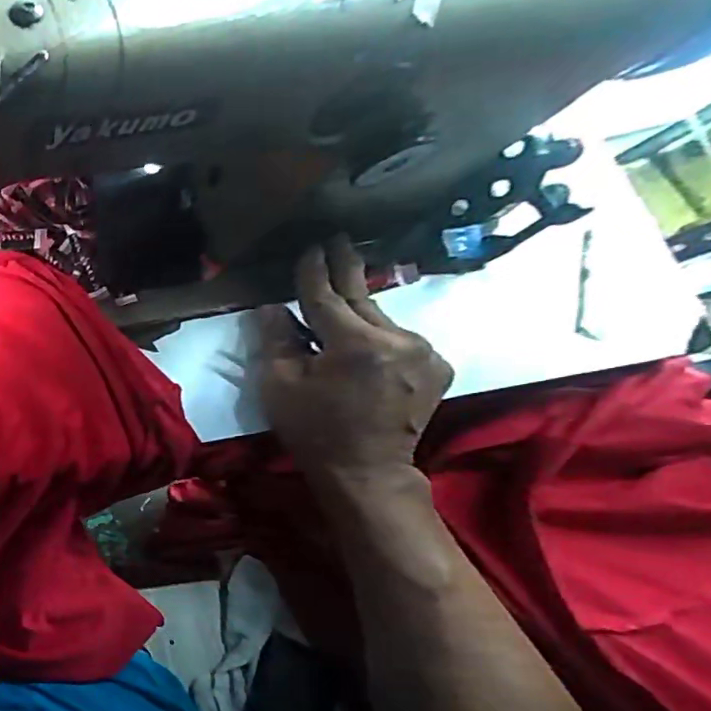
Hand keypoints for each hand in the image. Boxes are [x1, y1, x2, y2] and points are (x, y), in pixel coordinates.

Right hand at [257, 237, 452, 482]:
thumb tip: (273, 310)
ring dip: (359, 309)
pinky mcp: (437, 366)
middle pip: (363, 299)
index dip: (314, 274)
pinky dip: (378, 334)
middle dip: (347, 270)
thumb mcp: (279, 387)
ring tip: (343, 292)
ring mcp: (424, 352)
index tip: (310, 249)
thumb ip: (277, 342)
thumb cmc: (312, 429)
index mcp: (357, 345)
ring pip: (382, 320)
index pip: (328, 298)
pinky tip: (363, 339)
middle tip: (339, 241)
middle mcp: (399, 340)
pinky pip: (399, 339)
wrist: (365, 469)